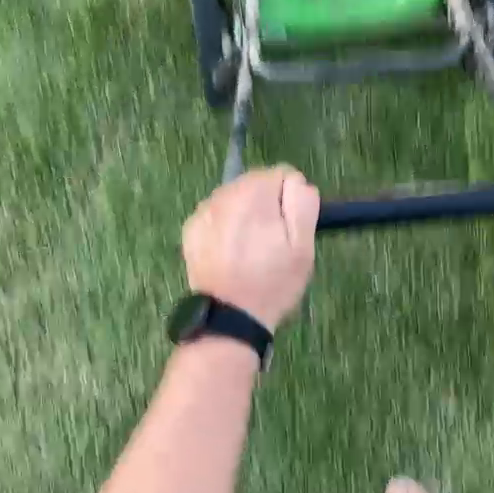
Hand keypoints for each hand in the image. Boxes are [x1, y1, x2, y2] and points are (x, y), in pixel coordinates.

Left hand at [182, 167, 319, 330]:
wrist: (229, 317)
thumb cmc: (272, 284)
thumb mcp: (302, 247)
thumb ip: (303, 203)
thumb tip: (295, 181)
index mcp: (254, 192)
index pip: (283, 175)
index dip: (291, 203)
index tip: (288, 232)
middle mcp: (224, 193)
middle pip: (256, 185)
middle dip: (266, 207)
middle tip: (271, 245)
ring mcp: (203, 211)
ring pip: (235, 200)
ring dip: (245, 216)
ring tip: (249, 252)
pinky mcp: (191, 229)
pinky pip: (216, 217)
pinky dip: (225, 228)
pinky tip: (230, 255)